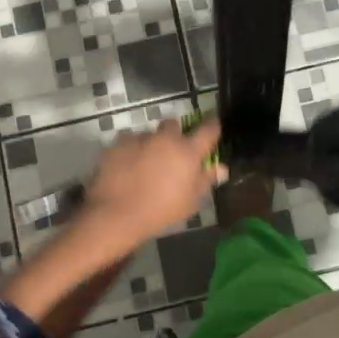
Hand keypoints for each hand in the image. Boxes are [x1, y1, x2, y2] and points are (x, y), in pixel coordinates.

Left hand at [81, 118, 226, 247]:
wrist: (118, 214)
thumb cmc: (161, 210)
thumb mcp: (190, 201)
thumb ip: (206, 180)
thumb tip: (221, 168)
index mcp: (188, 151)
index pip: (209, 130)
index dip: (213, 125)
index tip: (213, 123)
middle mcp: (165, 138)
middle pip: (173, 124)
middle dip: (174, 134)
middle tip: (171, 152)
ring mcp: (140, 138)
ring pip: (148, 133)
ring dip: (150, 143)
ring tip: (144, 162)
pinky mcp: (118, 144)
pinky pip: (128, 140)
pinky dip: (130, 149)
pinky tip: (126, 164)